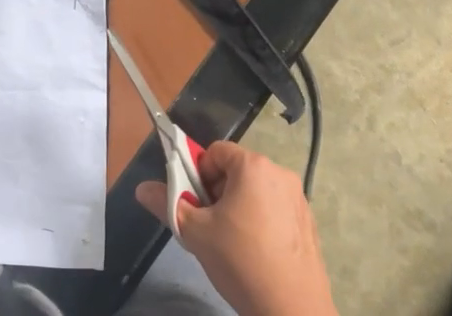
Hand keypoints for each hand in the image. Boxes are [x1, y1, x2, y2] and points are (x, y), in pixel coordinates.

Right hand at [136, 141, 335, 315]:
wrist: (292, 311)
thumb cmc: (240, 261)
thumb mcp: (195, 232)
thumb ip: (167, 204)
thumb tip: (142, 189)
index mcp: (253, 167)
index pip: (215, 151)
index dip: (198, 174)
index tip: (196, 205)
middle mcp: (280, 174)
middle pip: (236, 170)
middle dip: (217, 192)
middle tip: (210, 226)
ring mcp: (298, 199)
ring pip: (256, 191)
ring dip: (238, 207)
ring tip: (232, 243)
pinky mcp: (309, 223)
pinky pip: (275, 210)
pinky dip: (261, 222)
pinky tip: (256, 254)